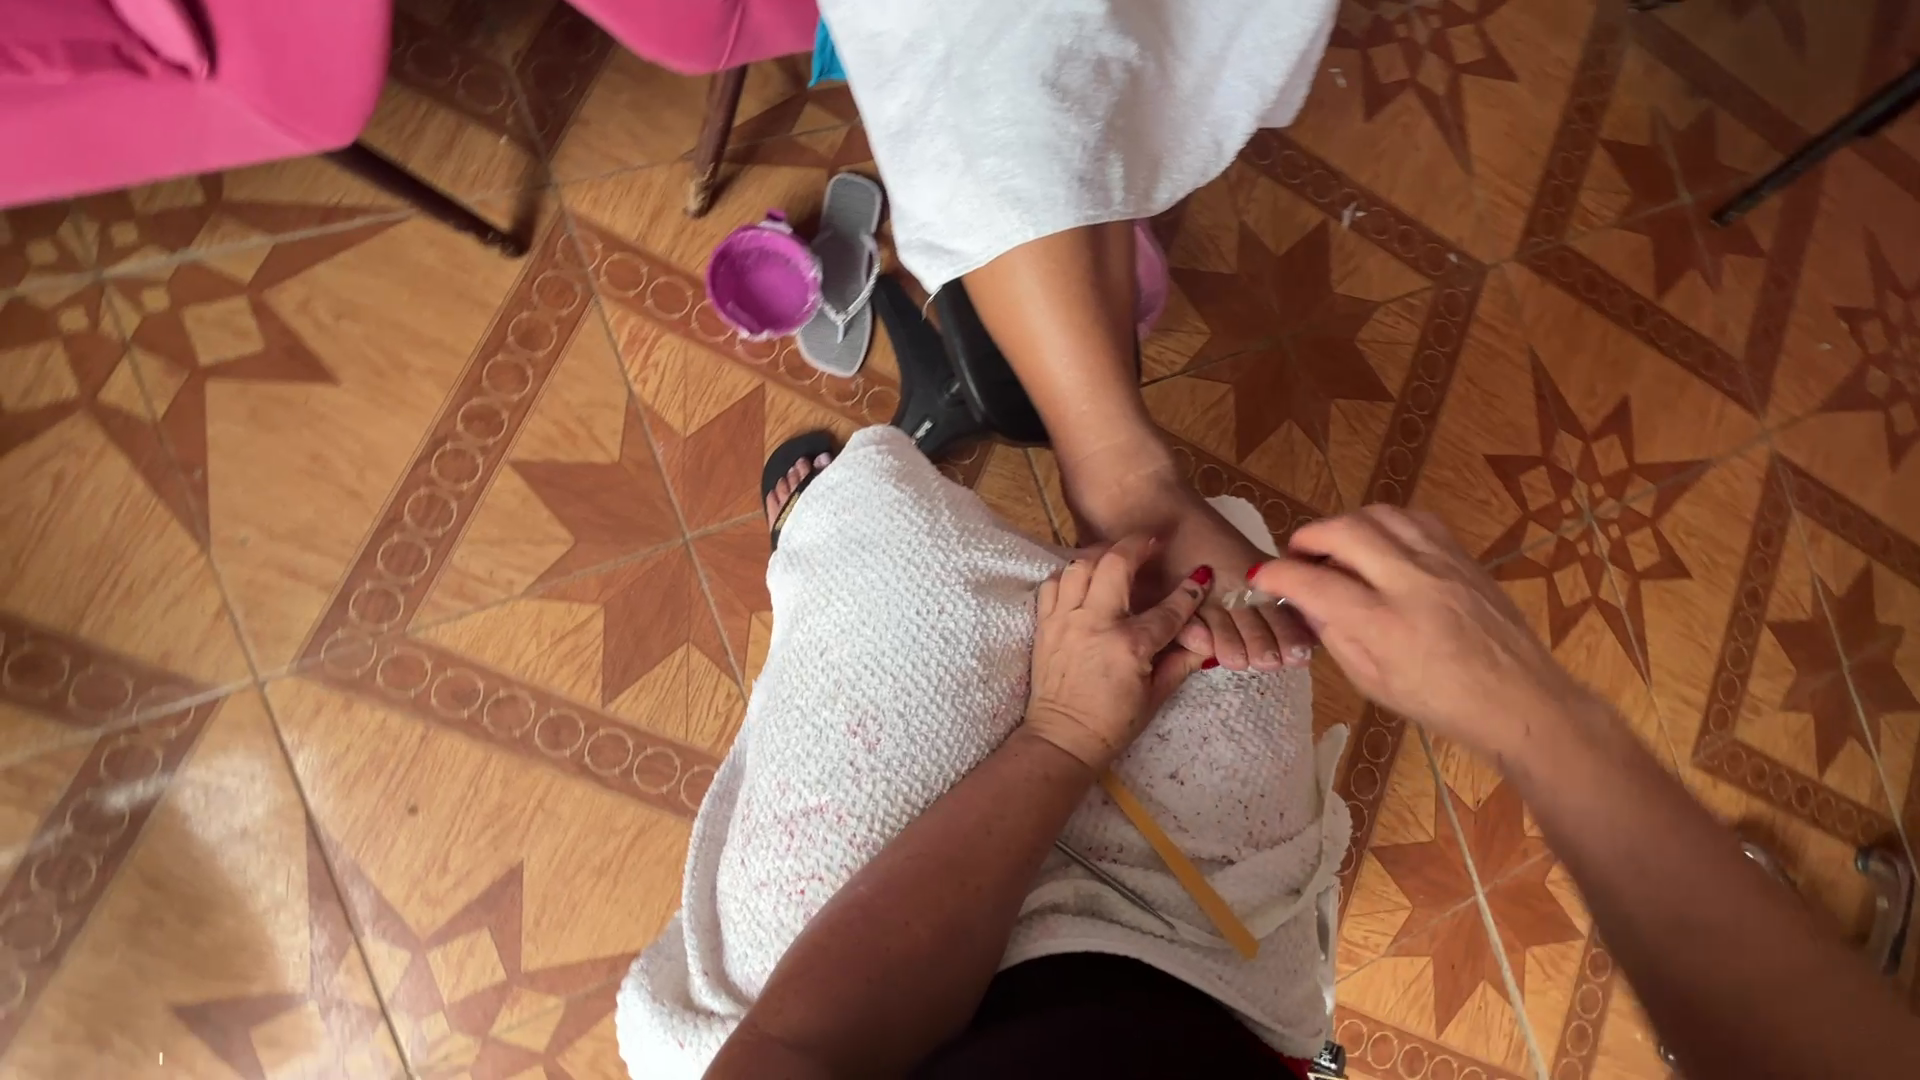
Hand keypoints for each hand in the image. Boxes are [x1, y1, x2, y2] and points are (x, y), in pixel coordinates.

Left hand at [1024, 535, 1211, 771]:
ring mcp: (1065, 620)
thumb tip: (1207, 639)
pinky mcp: (1044, 624)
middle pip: (1115, 564)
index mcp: (1130, 645)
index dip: (1189, 591)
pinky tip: (1083, 580)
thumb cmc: (1112, 723)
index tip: (1200, 576)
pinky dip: (1069, 575)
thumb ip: (1182, 662)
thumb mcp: (1157, 696)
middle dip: (1137, 545)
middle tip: (1150, 541)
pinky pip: (1053, 584)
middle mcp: (1095, 623)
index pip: (1168, 609)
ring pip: (1079, 566)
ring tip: (1115, 556)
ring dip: (1099, 555)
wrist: (1062, 738)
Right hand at [1249, 506, 1591, 760]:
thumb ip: (1334, 634)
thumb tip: (1306, 601)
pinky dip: (1383, 524)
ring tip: (1336, 547)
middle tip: (1298, 555)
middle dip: (1308, 537)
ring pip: (1380, 515)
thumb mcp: (1371, 681)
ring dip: (1345, 524)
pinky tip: (1377, 545)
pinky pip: (1415, 519)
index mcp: (1385, 626)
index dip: (1278, 575)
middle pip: (1346, 531)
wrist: (1522, 701)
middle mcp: (1413, 584)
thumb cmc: (1440, 703)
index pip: (1315, 584)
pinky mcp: (1463, 558)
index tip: (1262, 578)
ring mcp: (1443, 565)